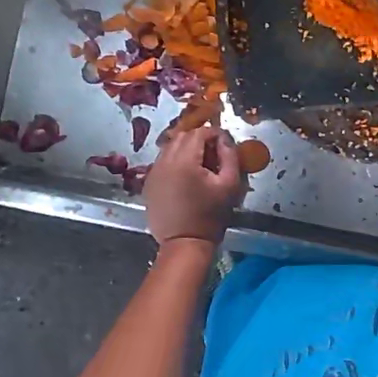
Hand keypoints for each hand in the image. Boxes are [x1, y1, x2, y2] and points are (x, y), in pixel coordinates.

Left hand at [142, 126, 246, 247]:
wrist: (184, 244)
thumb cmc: (210, 216)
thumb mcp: (229, 185)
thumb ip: (229, 156)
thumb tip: (224, 139)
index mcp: (184, 160)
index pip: (199, 132)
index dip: (214, 134)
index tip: (224, 145)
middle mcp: (164, 161)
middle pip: (182, 137)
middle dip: (199, 140)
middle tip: (213, 155)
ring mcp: (153, 171)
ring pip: (170, 148)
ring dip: (185, 150)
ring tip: (199, 167)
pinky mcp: (148, 182)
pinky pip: (162, 162)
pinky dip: (174, 162)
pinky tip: (185, 178)